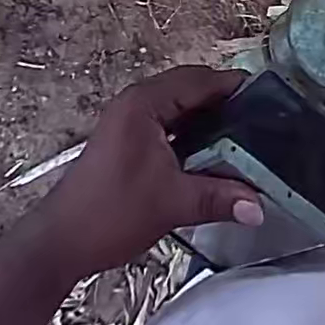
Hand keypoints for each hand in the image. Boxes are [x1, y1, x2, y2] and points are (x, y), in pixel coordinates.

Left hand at [33, 65, 263, 278]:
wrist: (59, 244)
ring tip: (243, 129)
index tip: (264, 94)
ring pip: (179, 103)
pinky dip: (192, 126)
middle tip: (258, 113)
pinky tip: (212, 146)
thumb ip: (219, 198)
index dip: (232, 85)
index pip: (198, 80)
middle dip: (223, 98)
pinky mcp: (128, 136)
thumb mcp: (172, 203)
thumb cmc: (110, 214)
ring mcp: (129, 118)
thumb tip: (259, 207)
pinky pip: (168, 118)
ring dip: (207, 112)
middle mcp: (136, 101)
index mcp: (144, 103)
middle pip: (189, 86)